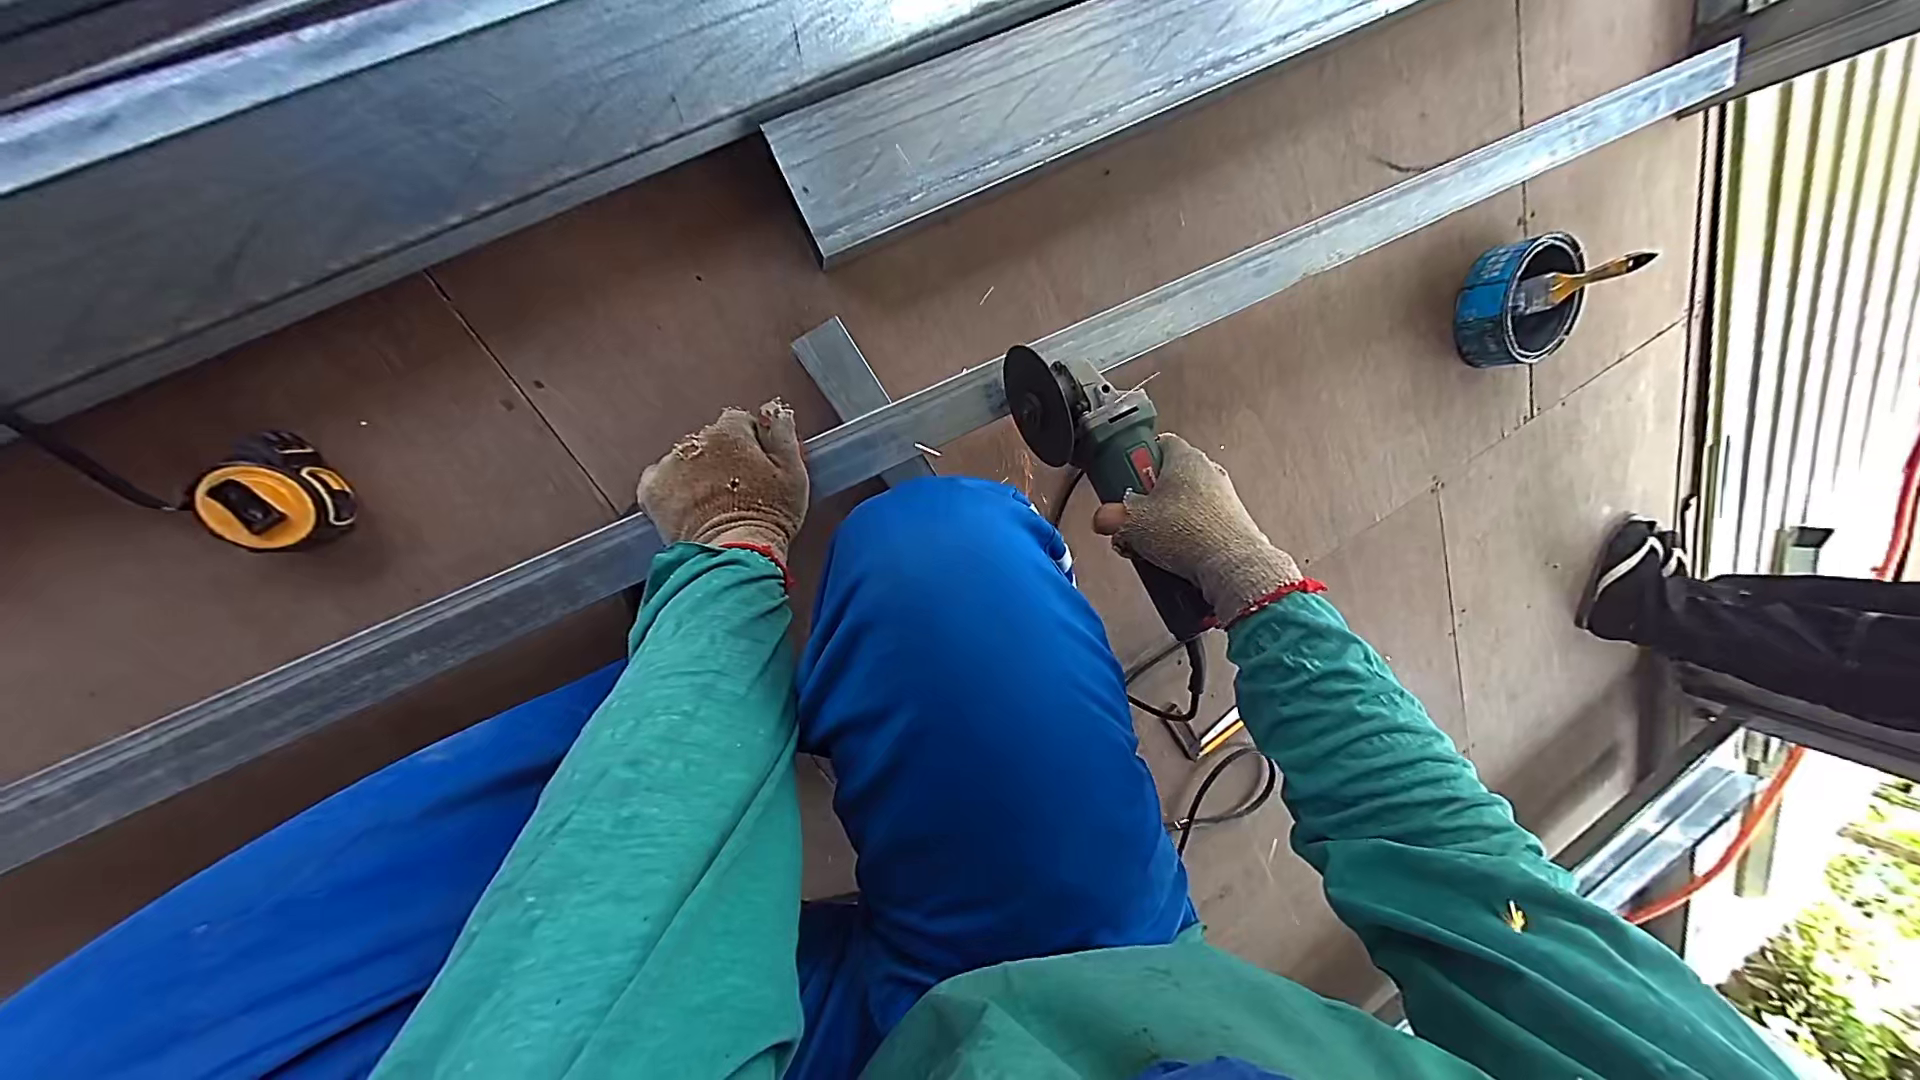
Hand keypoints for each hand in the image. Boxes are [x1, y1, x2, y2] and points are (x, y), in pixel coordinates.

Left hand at [637, 399, 808, 561]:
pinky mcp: (652, 492)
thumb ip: (782, 433)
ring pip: (688, 460)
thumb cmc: (768, 515)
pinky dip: (676, 492)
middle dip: (725, 458)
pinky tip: (696, 507)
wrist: (735, 552)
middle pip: (712, 440)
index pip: (740, 421)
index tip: (761, 464)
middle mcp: (695, 442)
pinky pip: (663, 481)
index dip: (754, 443)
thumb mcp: (793, 471)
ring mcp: (670, 466)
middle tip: (744, 489)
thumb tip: (774, 411)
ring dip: (700, 474)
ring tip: (721, 503)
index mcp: (729, 432)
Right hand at [1091, 433, 1304, 621]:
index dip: (1136, 459)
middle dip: (1146, 500)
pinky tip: (1172, 556)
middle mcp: (1208, 472)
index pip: (1157, 443)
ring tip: (1150, 543)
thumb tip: (1103, 518)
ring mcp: (1222, 498)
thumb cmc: (1190, 534)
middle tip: (1132, 517)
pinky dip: (1183, 539)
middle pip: (1167, 479)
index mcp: (1185, 458)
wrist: (1231, 566)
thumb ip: (1109, 516)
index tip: (1123, 476)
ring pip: (1181, 505)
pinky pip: (1197, 526)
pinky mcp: (1230, 524)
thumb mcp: (1130, 521)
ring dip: (1164, 522)